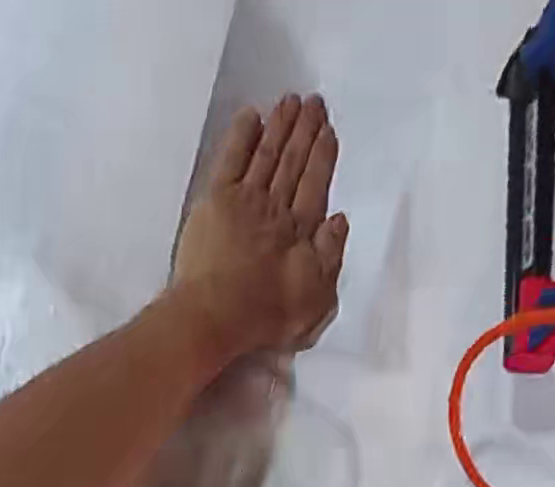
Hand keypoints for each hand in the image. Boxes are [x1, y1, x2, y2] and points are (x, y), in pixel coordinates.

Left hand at [172, 94, 349, 356]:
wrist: (217, 315)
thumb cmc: (267, 316)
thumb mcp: (317, 298)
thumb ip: (330, 256)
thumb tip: (339, 219)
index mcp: (301, 232)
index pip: (315, 186)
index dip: (323, 157)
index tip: (329, 132)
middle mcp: (276, 209)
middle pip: (293, 164)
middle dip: (305, 132)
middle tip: (314, 103)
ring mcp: (244, 201)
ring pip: (267, 155)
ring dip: (280, 127)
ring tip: (290, 101)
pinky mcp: (215, 201)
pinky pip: (231, 159)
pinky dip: (242, 136)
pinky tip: (252, 117)